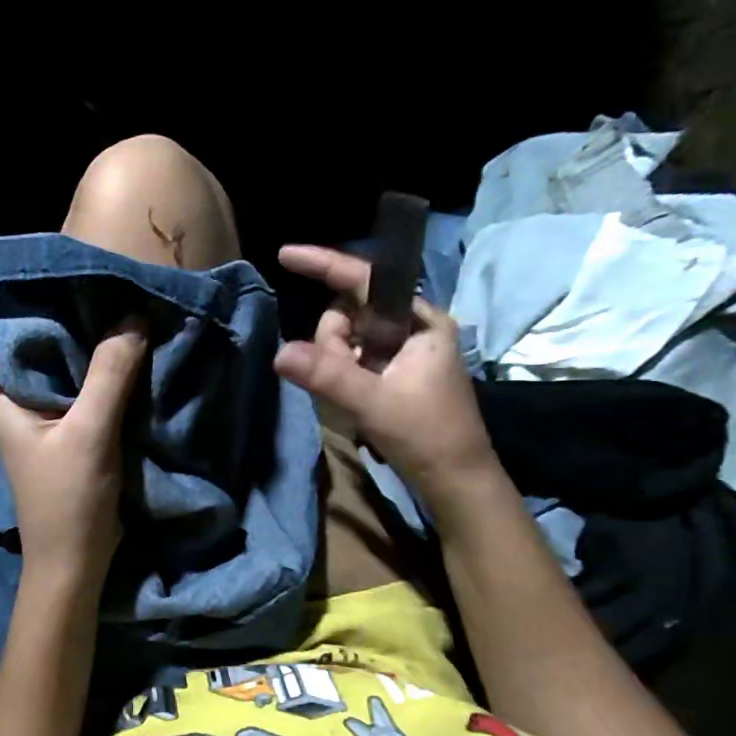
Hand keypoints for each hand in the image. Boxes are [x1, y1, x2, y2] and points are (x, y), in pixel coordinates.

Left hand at [0, 319, 149, 577]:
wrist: (76, 562)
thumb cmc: (70, 499)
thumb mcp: (90, 433)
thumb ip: (110, 375)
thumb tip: (135, 316)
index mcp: (5, 392)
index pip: (29, 331)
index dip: (65, 305)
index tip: (104, 280)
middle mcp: (22, 398)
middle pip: (58, 349)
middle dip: (93, 329)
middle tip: (132, 295)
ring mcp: (49, 417)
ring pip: (79, 372)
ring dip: (108, 356)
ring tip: (141, 319)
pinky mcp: (74, 433)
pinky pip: (94, 395)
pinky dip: (115, 383)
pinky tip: (142, 361)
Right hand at [275, 244, 496, 496]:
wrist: (456, 480)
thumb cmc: (427, 436)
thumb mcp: (374, 403)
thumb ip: (327, 376)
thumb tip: (279, 353)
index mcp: (420, 321)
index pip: (365, 280)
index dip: (324, 265)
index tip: (285, 254)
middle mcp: (412, 327)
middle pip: (349, 313)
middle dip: (332, 344)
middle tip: (343, 381)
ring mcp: (403, 351)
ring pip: (348, 339)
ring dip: (336, 364)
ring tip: (354, 398)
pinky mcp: (395, 373)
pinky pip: (355, 360)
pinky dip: (344, 375)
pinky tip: (356, 400)